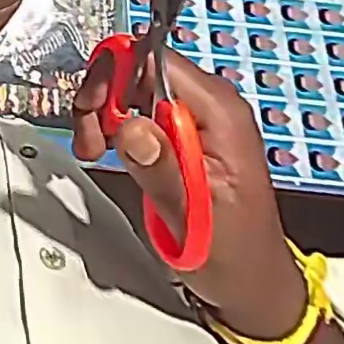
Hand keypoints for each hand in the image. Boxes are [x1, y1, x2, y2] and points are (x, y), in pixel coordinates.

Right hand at [71, 49, 304, 335]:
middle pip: (134, 65)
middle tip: (91, 136)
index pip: (153, 59)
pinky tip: (105, 148)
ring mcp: (190, 111)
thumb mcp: (195, 217)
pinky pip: (130, 102)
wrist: (252, 283)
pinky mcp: (175, 123)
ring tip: (95, 148)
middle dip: (102, 95)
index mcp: (220, 111)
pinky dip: (108, 121)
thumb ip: (162, 170)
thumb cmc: (237, 255)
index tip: (95, 112)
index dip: (115, 76)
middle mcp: (206, 101)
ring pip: (126, 82)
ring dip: (100, 111)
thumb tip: (132, 128)